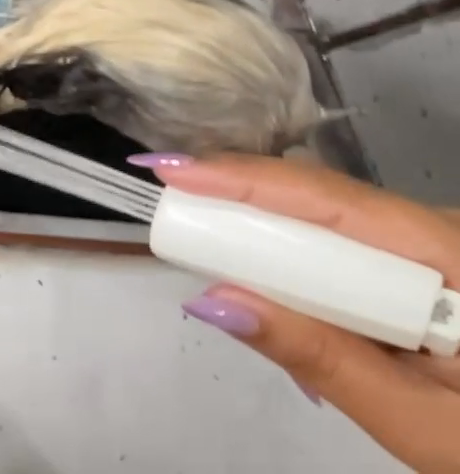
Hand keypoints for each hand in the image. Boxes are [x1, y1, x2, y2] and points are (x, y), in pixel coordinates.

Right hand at [142, 153, 459, 471]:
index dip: (246, 179)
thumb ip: (321, 358)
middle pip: (328, 202)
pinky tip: (301, 300)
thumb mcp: (420, 424)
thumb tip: (212, 299)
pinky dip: (307, 259)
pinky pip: (353, 237)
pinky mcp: (440, 256)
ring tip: (242, 287)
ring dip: (274, 243)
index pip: (338, 202)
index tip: (165, 172)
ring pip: (334, 218)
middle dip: (247, 215)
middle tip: (183, 235)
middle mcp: (455, 234)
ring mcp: (449, 242)